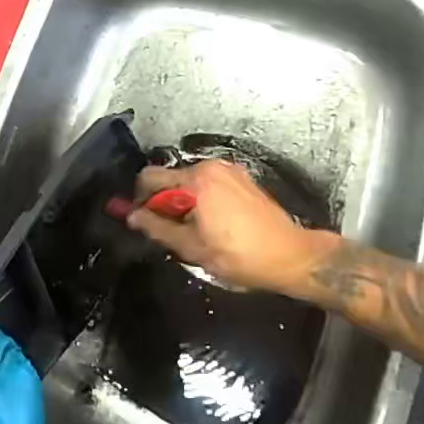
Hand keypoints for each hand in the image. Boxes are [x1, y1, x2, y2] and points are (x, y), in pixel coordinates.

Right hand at [124, 160, 340, 297]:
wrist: (291, 256)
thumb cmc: (241, 256)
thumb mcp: (192, 248)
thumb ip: (157, 228)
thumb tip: (132, 216)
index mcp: (196, 180)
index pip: (150, 177)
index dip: (138, 199)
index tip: (139, 219)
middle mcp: (212, 167)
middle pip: (171, 179)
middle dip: (164, 203)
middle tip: (168, 232)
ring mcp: (230, 170)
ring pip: (190, 182)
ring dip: (183, 203)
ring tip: (192, 233)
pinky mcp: (243, 179)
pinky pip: (209, 184)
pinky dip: (201, 199)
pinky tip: (211, 226)